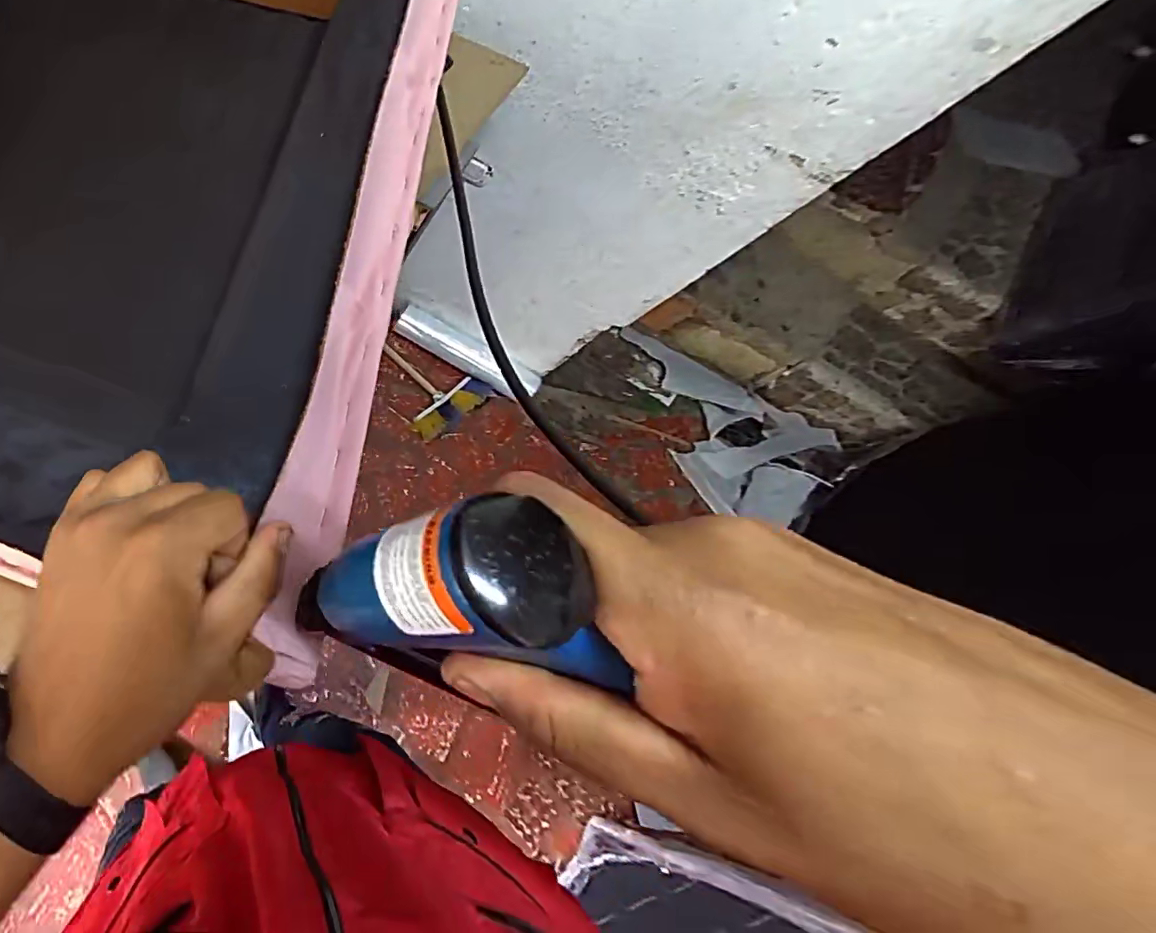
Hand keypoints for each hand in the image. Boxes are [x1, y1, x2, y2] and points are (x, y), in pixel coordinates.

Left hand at [6, 451, 287, 804]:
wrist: (61, 723)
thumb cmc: (148, 691)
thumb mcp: (221, 643)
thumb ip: (259, 576)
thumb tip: (279, 528)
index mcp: (165, 544)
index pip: (229, 506)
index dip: (233, 549)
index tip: (211, 593)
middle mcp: (122, 514)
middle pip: (194, 490)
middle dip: (205, 532)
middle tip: (187, 588)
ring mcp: (85, 515)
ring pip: (152, 474)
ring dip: (168, 506)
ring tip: (159, 556)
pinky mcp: (62, 525)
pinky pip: (105, 481)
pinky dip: (125, 498)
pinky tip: (125, 541)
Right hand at [442, 473, 1155, 932]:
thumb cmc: (909, 842)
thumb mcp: (707, 804)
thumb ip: (565, 721)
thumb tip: (463, 671)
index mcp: (672, 594)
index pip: (525, 511)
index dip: (465, 548)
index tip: (444, 606)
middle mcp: (708, 539)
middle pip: (576, 551)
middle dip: (552, 614)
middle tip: (580, 696)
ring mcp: (768, 541)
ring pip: (637, 567)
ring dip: (620, 624)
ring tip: (683, 713)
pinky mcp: (813, 556)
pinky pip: (701, 572)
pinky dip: (677, 619)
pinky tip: (750, 696)